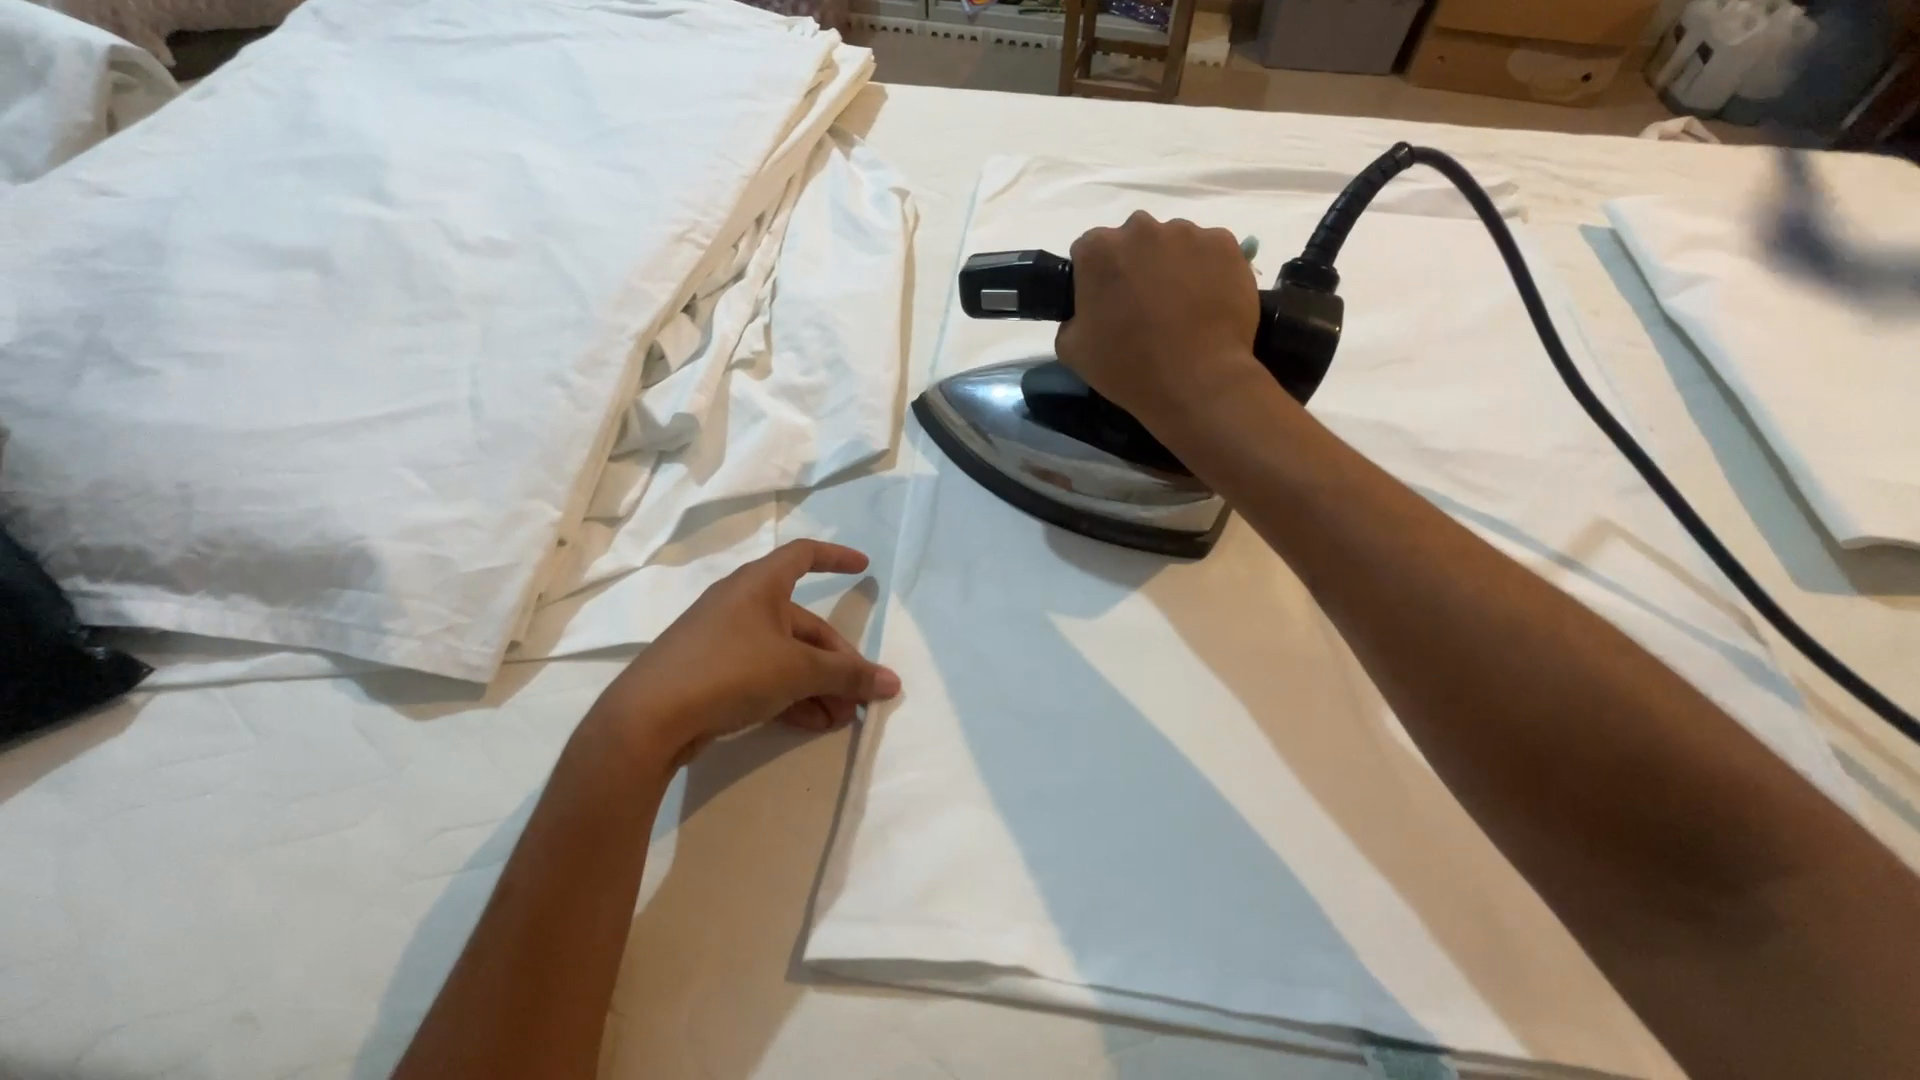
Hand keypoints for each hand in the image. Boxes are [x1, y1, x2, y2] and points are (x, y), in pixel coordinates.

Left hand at [592, 539, 900, 767]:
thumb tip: (892, 682)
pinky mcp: (711, 675)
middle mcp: (741, 605)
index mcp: (759, 585)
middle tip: (859, 694)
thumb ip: (848, 676)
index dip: (836, 558)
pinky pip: (763, 678)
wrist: (648, 717)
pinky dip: (790, 696)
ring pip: (785, 657)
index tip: (864, 568)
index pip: (804, 556)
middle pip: (802, 624)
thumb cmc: (730, 670)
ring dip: (817, 686)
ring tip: (840, 719)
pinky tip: (812, 724)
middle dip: (836, 661)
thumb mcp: (798, 671)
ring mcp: (723, 641)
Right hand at [1055, 211, 1263, 428]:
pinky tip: (1208, 303)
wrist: (1197, 381)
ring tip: (1182, 307)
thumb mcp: (1073, 351)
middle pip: (1133, 240)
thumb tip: (1085, 313)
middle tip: (1144, 305)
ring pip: (1174, 244)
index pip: (1088, 251)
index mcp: (1098, 250)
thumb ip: (1071, 319)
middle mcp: (1141, 229)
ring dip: (1172, 266)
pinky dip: (1208, 271)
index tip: (1105, 303)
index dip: (1094, 278)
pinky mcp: (1226, 245)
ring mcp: (1188, 234)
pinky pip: (1210, 252)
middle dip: (1135, 265)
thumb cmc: (1128, 366)